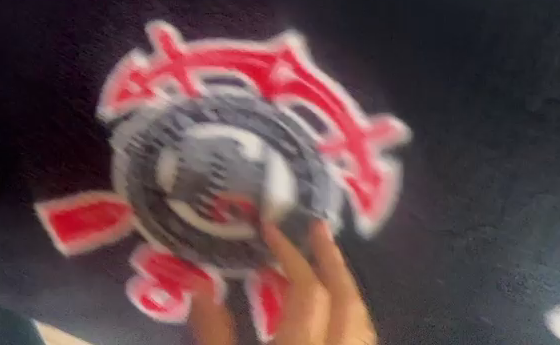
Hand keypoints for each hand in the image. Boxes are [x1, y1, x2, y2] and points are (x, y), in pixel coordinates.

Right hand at [189, 220, 374, 344]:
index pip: (309, 292)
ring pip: (363, 323)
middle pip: (348, 303)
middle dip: (332, 261)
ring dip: (345, 286)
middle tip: (317, 226)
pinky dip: (349, 314)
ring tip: (326, 259)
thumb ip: (213, 328)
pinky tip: (331, 306)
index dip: (291, 255)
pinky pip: (360, 339)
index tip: (267, 228)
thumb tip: (196, 281)